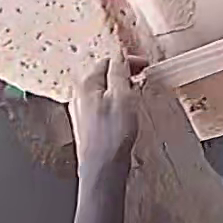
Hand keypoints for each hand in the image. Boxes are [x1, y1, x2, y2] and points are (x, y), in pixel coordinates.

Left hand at [70, 55, 143, 180]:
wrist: (102, 168)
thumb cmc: (112, 134)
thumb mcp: (122, 96)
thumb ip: (119, 73)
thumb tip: (119, 54)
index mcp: (85, 86)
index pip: (107, 62)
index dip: (127, 61)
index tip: (144, 66)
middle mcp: (79, 97)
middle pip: (103, 76)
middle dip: (124, 74)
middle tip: (142, 78)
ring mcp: (82, 112)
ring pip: (103, 92)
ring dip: (120, 89)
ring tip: (136, 94)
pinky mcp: (88, 126)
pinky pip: (102, 106)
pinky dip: (116, 103)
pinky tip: (126, 113)